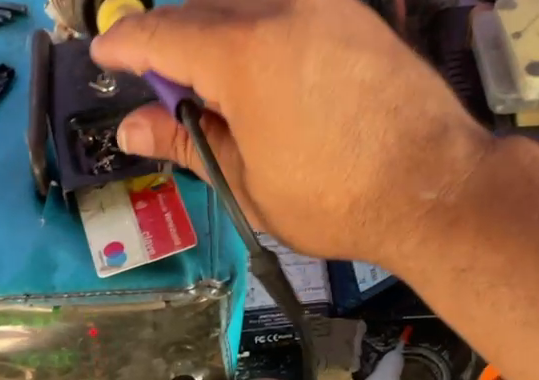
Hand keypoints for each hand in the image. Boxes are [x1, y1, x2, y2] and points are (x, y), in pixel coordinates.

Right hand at [91, 0, 494, 267]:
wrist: (433, 188)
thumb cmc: (336, 201)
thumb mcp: (248, 185)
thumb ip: (188, 143)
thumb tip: (134, 127)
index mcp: (243, 54)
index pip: (162, 34)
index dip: (126, 45)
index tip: (105, 55)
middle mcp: (281, 8)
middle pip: (203, 11)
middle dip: (174, 44)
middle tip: (168, 93)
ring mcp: (324, 4)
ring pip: (247, 4)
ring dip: (219, 38)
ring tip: (221, 95)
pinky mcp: (354, 15)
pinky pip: (288, 10)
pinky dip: (261, 34)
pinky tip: (266, 79)